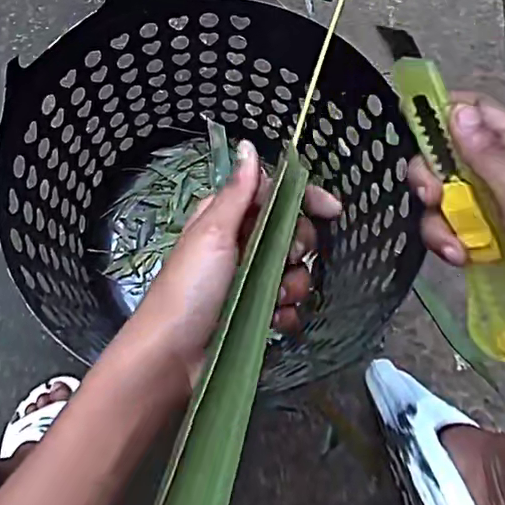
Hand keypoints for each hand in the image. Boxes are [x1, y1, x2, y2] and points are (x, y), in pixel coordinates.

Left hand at [131, 141, 342, 379]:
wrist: (173, 359)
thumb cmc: (190, 288)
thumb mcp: (212, 233)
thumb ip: (238, 192)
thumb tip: (248, 146)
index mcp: (226, 218)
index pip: (273, 195)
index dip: (303, 199)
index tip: (331, 210)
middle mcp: (240, 245)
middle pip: (291, 231)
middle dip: (298, 245)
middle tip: (286, 257)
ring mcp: (249, 281)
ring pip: (295, 270)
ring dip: (293, 284)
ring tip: (274, 299)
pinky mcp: (257, 313)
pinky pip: (290, 305)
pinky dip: (288, 313)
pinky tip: (275, 321)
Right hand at [408, 93, 504, 360]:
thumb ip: (489, 159)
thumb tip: (457, 110)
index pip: (478, 113)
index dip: (444, 113)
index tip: (411, 128)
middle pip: (448, 157)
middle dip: (431, 176)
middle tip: (432, 198)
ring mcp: (496, 211)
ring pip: (445, 197)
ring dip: (439, 220)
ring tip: (455, 248)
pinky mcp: (489, 242)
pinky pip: (452, 230)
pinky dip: (448, 242)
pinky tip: (461, 261)